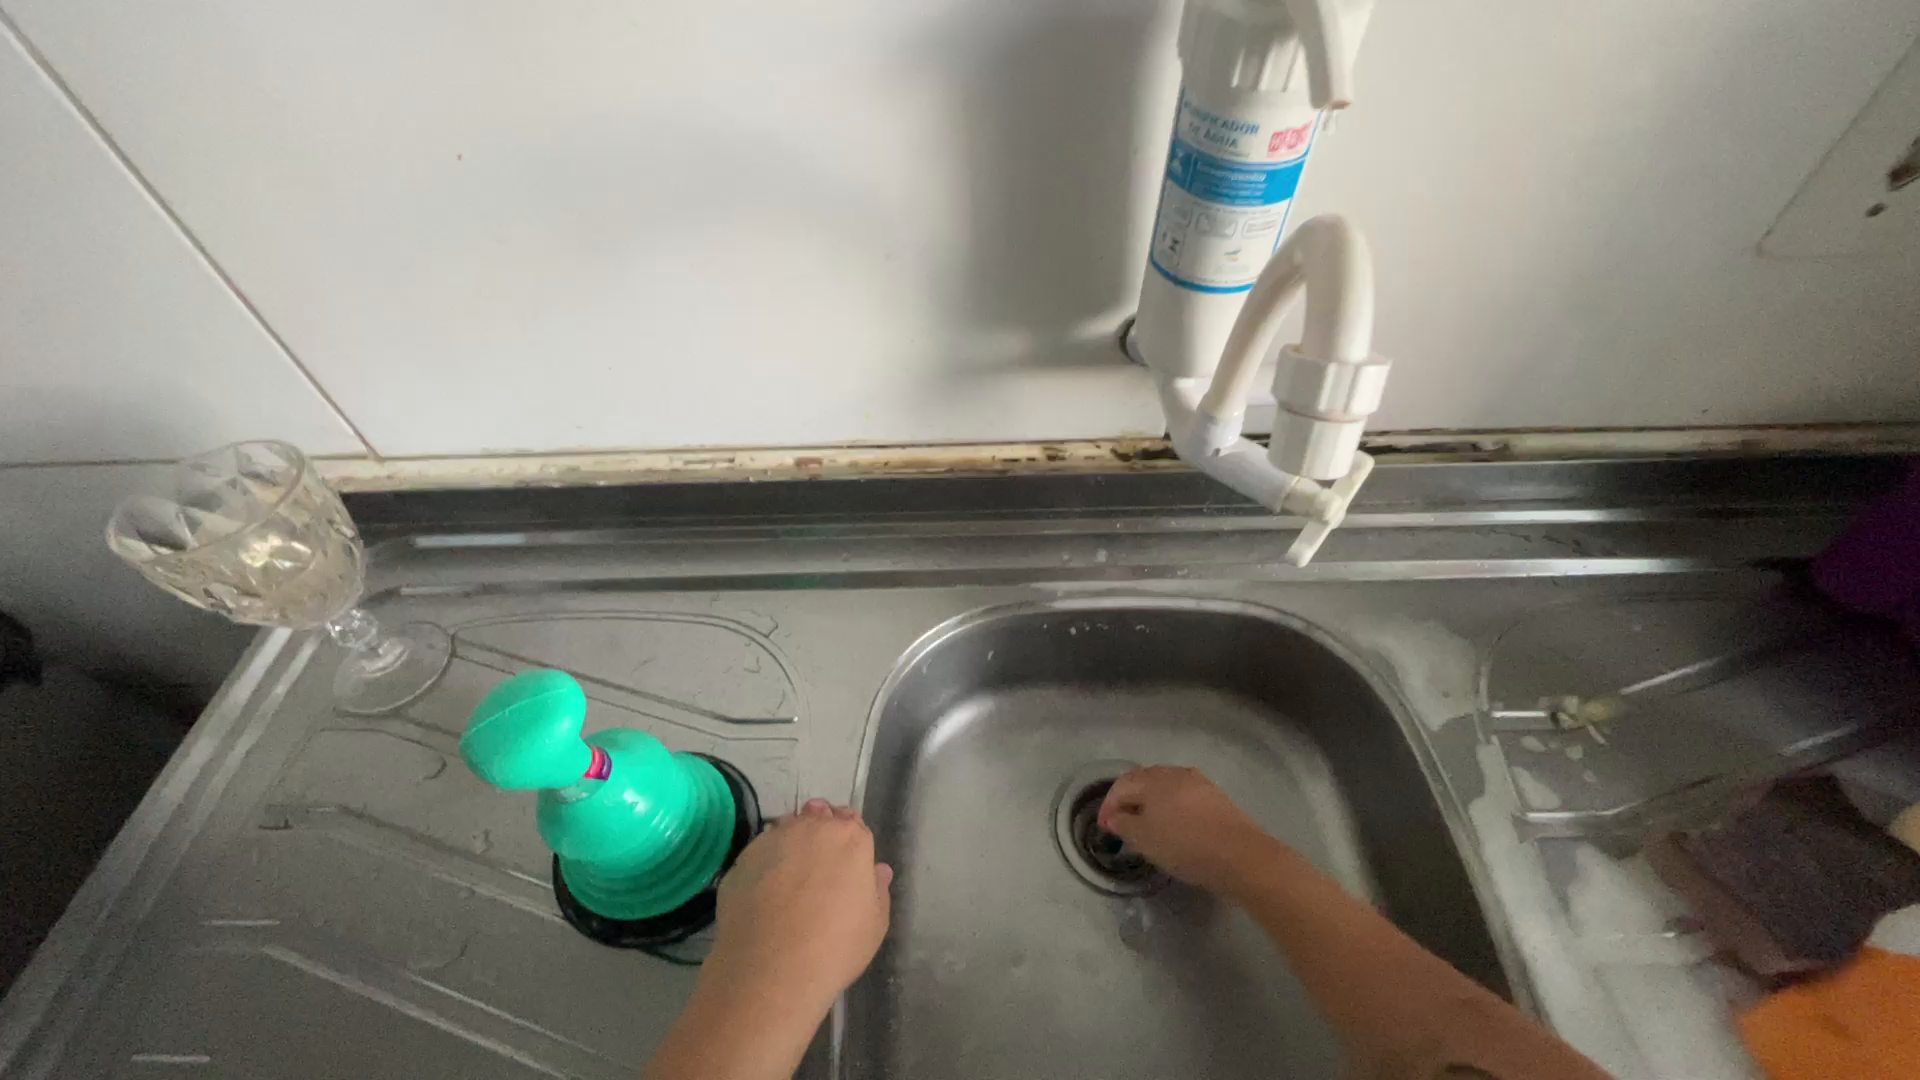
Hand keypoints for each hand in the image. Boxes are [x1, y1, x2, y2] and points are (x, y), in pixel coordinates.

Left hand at [706, 798, 893, 1013]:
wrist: (770, 969)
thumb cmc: (835, 948)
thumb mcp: (874, 925)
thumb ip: (878, 890)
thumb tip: (878, 869)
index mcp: (851, 839)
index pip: (854, 824)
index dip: (850, 841)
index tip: (845, 861)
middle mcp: (814, 827)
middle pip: (820, 817)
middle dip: (821, 832)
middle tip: (818, 866)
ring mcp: (775, 838)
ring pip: (788, 828)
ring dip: (792, 842)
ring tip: (789, 876)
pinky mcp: (744, 857)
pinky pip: (761, 851)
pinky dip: (766, 862)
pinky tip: (764, 891)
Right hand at [1097, 766, 1277, 895]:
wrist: (1241, 856)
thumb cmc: (1185, 846)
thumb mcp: (1145, 839)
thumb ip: (1123, 824)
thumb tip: (1113, 816)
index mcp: (1152, 780)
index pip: (1121, 785)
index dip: (1108, 806)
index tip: (1104, 828)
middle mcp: (1174, 773)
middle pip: (1143, 781)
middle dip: (1129, 800)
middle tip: (1122, 824)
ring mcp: (1198, 782)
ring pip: (1165, 787)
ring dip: (1151, 803)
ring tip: (1148, 825)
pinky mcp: (1216, 796)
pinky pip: (1184, 796)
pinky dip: (1172, 807)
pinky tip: (1175, 825)